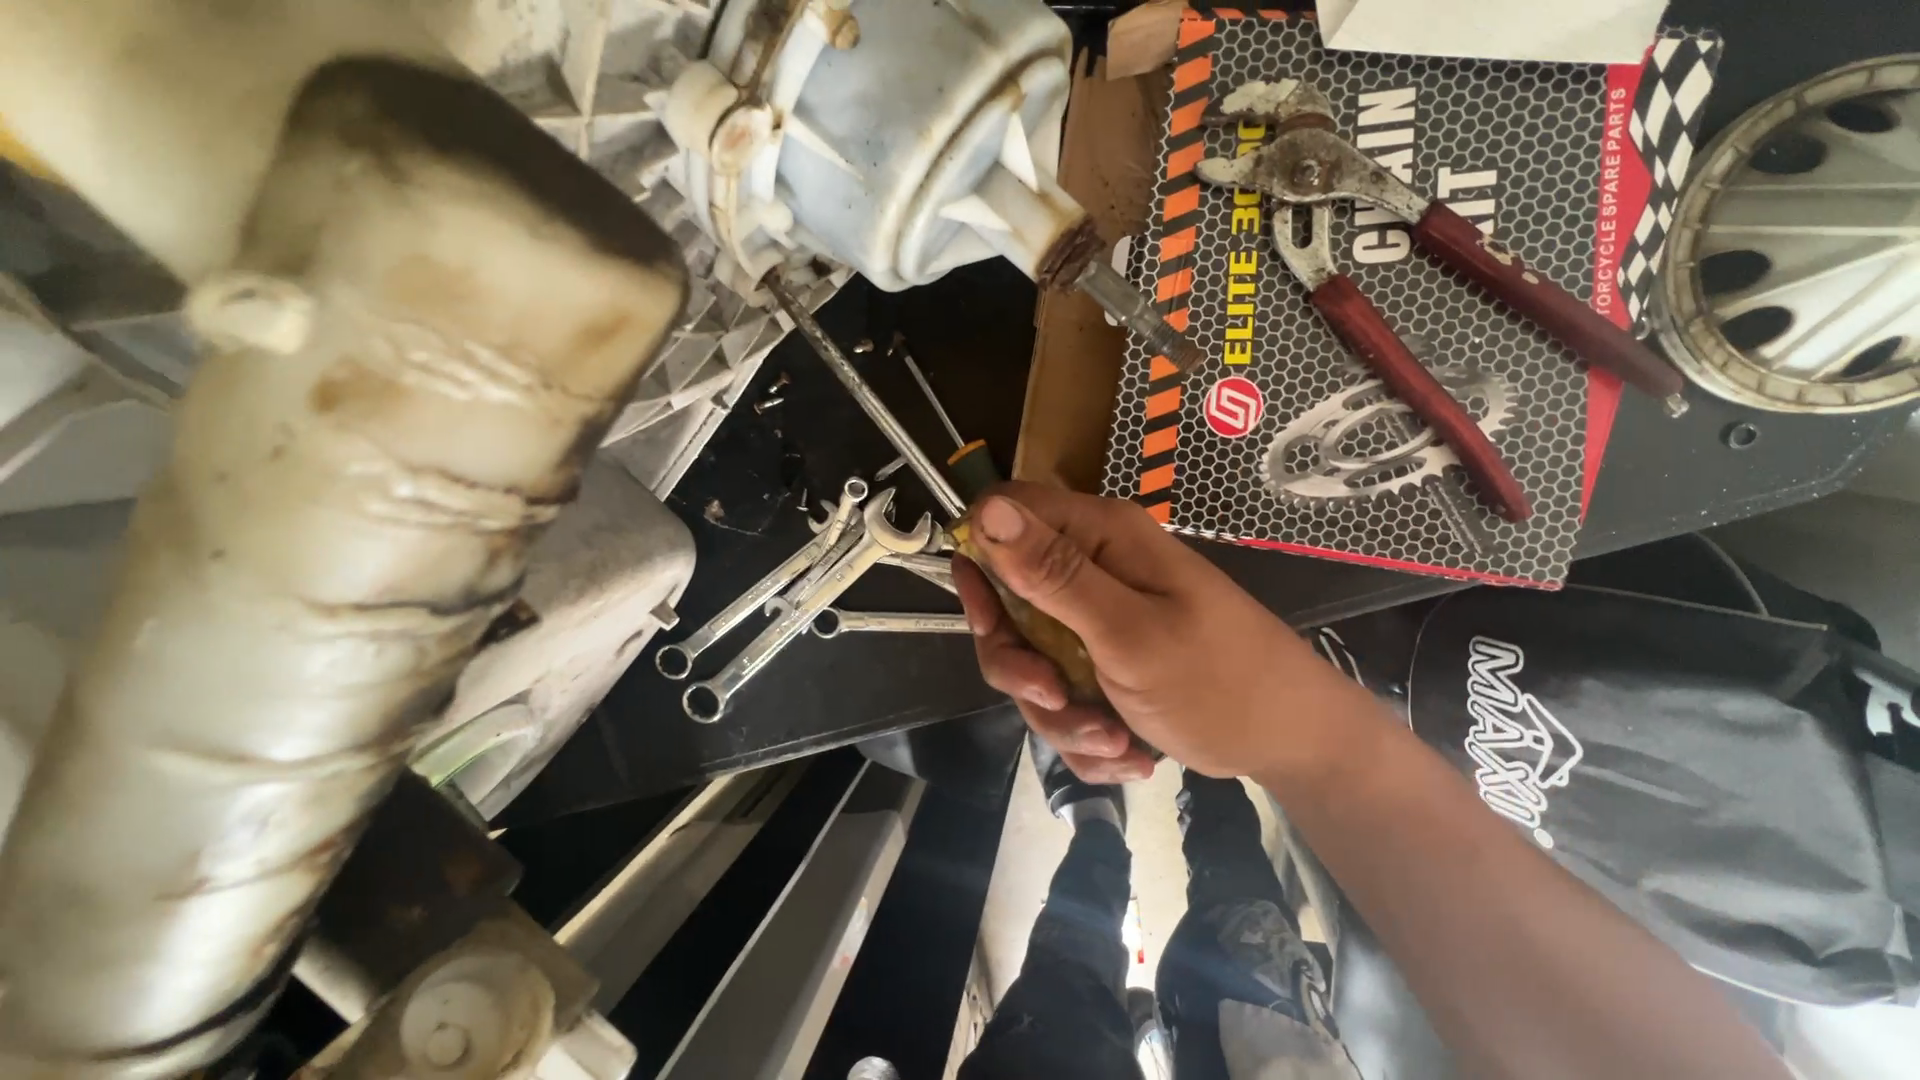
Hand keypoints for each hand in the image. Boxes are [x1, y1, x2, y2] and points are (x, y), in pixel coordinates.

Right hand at [953, 482, 1375, 783]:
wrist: (1287, 742)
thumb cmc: (1219, 680)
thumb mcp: (1128, 633)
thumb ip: (1053, 575)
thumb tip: (986, 509)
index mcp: (1100, 539)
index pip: (1006, 514)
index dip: (982, 561)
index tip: (986, 621)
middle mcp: (1093, 570)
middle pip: (1006, 602)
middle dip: (1021, 666)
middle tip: (1055, 698)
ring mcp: (1097, 621)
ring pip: (1030, 662)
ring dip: (1060, 715)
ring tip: (1114, 739)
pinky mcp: (1103, 665)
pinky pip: (1061, 698)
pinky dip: (1084, 733)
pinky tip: (1128, 752)